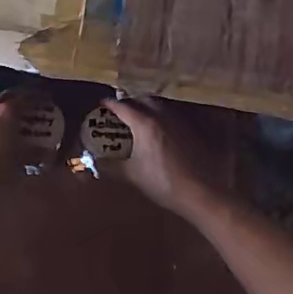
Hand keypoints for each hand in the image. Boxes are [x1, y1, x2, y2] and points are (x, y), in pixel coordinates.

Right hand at [99, 98, 219, 216]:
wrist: (199, 193)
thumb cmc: (161, 181)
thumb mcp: (130, 174)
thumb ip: (108, 165)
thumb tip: (93, 161)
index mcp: (145, 124)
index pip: (123, 106)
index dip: (109, 104)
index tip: (101, 104)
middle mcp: (163, 117)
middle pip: (144, 100)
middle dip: (131, 102)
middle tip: (120, 111)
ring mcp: (181, 123)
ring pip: (162, 106)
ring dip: (148, 108)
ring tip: (139, 118)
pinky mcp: (193, 132)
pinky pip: (174, 117)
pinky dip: (162, 118)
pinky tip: (160, 131)